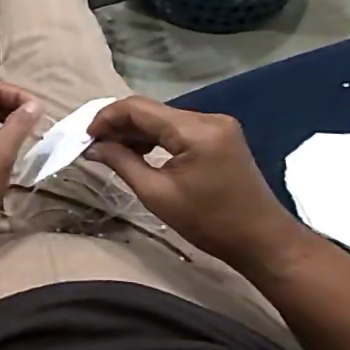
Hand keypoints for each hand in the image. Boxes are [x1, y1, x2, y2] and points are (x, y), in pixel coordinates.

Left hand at [0, 82, 39, 242]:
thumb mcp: (1, 150)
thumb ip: (19, 124)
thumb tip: (36, 104)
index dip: (18, 95)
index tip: (40, 111)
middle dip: (16, 109)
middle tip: (39, 125)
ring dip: (12, 124)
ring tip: (32, 137)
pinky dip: (4, 138)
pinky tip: (18, 149)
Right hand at [84, 96, 311, 264]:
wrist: (262, 241)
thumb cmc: (208, 222)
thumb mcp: (156, 194)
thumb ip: (122, 162)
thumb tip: (94, 147)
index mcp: (195, 131)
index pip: (138, 108)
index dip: (106, 118)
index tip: (86, 138)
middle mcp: (208, 119)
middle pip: (150, 110)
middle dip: (118, 125)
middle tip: (94, 146)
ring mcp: (216, 126)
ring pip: (161, 118)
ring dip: (134, 131)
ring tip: (111, 151)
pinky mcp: (219, 136)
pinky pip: (176, 127)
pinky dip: (153, 136)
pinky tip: (138, 152)